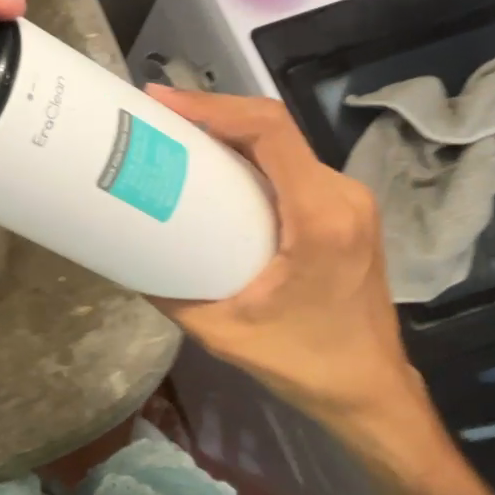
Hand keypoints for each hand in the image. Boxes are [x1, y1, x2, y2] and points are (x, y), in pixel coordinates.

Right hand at [145, 88, 424, 427]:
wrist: (372, 392)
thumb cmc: (305, 363)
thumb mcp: (224, 331)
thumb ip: (170, 290)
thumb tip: (123, 250)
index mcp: (321, 217)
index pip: (270, 131)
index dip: (214, 106)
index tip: (163, 102)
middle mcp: (342, 196)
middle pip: (273, 128)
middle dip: (212, 113)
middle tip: (157, 116)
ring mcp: (349, 200)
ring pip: (283, 142)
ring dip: (230, 131)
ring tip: (177, 134)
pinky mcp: (344, 209)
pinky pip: (291, 163)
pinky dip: (249, 153)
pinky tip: (214, 165)